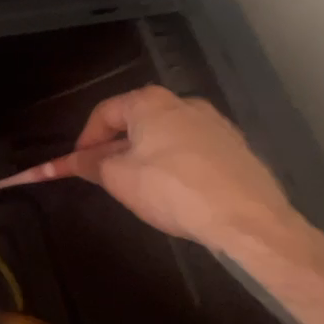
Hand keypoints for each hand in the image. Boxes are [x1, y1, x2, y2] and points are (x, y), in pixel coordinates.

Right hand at [64, 85, 300, 251]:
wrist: (249, 221)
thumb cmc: (172, 190)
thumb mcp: (119, 179)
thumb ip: (92, 165)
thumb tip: (74, 161)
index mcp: (149, 101)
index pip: (104, 113)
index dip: (85, 140)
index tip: (77, 165)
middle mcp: (183, 103)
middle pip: (137, 123)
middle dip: (117, 148)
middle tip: (106, 176)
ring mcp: (216, 125)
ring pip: (168, 137)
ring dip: (149, 156)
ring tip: (144, 187)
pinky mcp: (239, 150)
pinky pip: (197, 153)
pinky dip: (181, 167)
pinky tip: (182, 193)